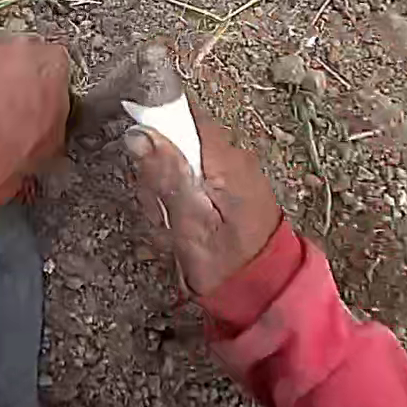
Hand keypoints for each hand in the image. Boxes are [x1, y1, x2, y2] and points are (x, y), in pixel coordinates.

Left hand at [0, 35, 69, 201]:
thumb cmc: (24, 143)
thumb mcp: (60, 125)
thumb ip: (58, 100)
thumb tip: (53, 103)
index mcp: (54, 60)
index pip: (57, 57)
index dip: (50, 76)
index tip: (44, 88)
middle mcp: (24, 48)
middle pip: (27, 51)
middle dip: (24, 69)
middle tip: (19, 95)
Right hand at [124, 102, 280, 296]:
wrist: (266, 293)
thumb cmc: (228, 264)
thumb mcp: (190, 224)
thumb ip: (167, 177)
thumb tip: (140, 134)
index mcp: (225, 160)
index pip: (185, 114)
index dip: (156, 122)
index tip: (141, 152)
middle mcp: (234, 156)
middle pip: (181, 139)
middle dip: (160, 169)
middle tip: (159, 208)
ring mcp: (235, 171)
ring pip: (184, 161)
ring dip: (169, 189)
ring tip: (172, 224)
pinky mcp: (232, 186)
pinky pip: (197, 178)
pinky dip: (183, 199)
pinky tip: (184, 225)